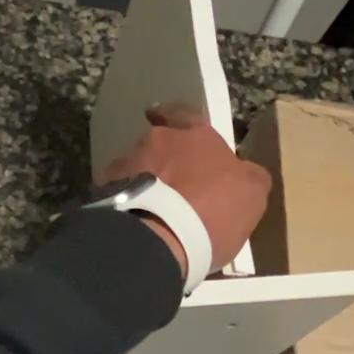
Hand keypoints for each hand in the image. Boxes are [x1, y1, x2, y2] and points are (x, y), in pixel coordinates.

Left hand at [96, 103, 271, 277]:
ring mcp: (125, 165)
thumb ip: (247, 177)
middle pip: (157, 145)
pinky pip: (115, 193)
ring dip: (141, 183)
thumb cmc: (213, 213)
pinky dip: (123, 203)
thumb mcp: (251, 195)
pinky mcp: (101, 192)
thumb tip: (241, 172)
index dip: (179, 117)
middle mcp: (156, 142)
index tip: (166, 117)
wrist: (159, 239)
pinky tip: (132, 221)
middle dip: (161, 160)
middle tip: (168, 185)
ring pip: (133, 168)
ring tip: (148, 209)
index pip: (186, 114)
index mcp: (196, 136)